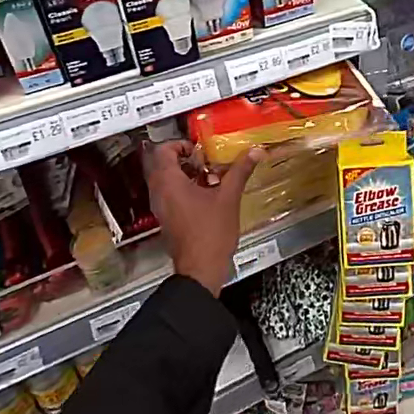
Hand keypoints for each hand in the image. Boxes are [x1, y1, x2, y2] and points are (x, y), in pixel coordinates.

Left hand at [142, 140, 264, 295]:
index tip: (199, 148)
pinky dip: (185, 189)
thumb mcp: (229, 197)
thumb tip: (254, 152)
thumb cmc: (210, 235)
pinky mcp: (167, 219)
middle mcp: (159, 193)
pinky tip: (208, 194)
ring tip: (210, 175)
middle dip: (185, 159)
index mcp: (169, 183)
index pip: (163, 150)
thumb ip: (240, 171)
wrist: (201, 270)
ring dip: (186, 174)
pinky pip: (170, 195)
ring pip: (167, 180)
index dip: (181, 144)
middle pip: (164, 164)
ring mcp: (161, 207)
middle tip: (206, 159)